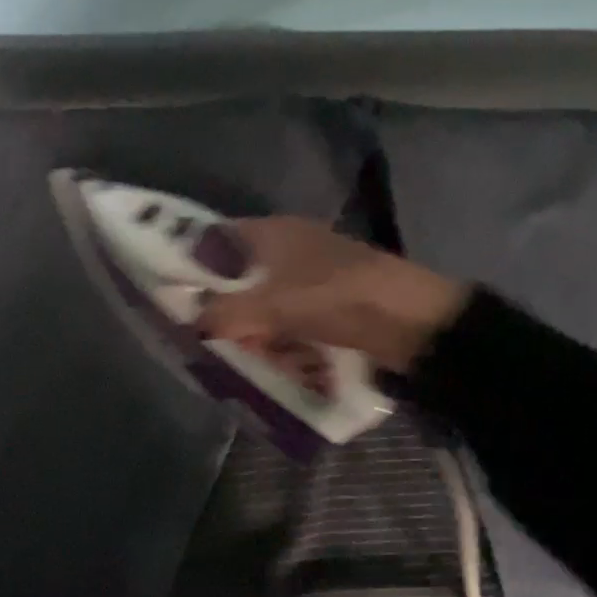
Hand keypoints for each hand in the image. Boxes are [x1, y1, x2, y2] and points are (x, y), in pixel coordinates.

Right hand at [197, 217, 469, 372]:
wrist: (420, 324)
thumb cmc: (339, 297)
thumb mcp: (273, 306)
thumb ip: (224, 313)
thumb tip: (190, 322)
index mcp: (272, 232)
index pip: (216, 239)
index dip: (193, 263)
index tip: (176, 294)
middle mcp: (288, 249)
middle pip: (238, 281)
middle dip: (233, 315)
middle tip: (230, 341)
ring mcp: (311, 279)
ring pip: (264, 308)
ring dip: (261, 336)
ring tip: (270, 358)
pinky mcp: (331, 308)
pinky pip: (291, 325)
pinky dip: (287, 344)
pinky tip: (294, 363)